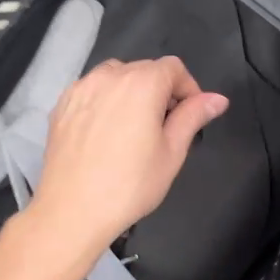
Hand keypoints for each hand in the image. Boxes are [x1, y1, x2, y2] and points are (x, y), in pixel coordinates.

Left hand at [22, 57, 227, 257]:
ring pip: (116, 76)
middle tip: (164, 127)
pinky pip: (92, 90)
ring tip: (134, 127)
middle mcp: (109, 76)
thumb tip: (218, 99)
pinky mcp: (62, 105)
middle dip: (161, 90)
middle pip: (144, 69)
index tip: (190, 116)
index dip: (188, 88)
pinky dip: (105, 101)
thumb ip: (193, 116)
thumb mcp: (172, 152)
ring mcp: (81, 88)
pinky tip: (105, 133)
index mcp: (142, 83)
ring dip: (132, 92)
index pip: (174, 68)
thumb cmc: (130, 184)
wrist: (71, 210)